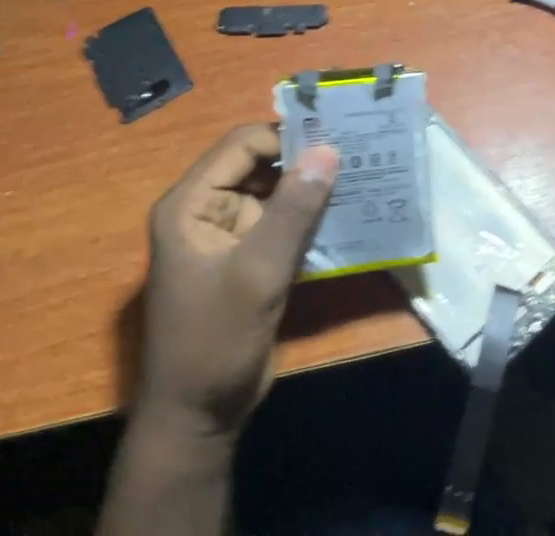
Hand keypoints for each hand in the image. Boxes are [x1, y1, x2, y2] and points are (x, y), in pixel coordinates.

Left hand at [137, 125, 337, 440]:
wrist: (198, 418)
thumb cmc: (214, 341)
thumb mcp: (257, 273)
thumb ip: (293, 211)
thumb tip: (328, 151)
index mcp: (190, 205)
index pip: (241, 146)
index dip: (287, 137)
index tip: (339, 136)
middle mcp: (206, 212)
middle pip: (259, 167)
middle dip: (305, 162)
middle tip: (360, 153)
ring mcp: (229, 239)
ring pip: (276, 197)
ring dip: (312, 192)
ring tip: (364, 177)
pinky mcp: (250, 264)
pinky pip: (282, 228)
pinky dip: (311, 222)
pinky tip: (350, 217)